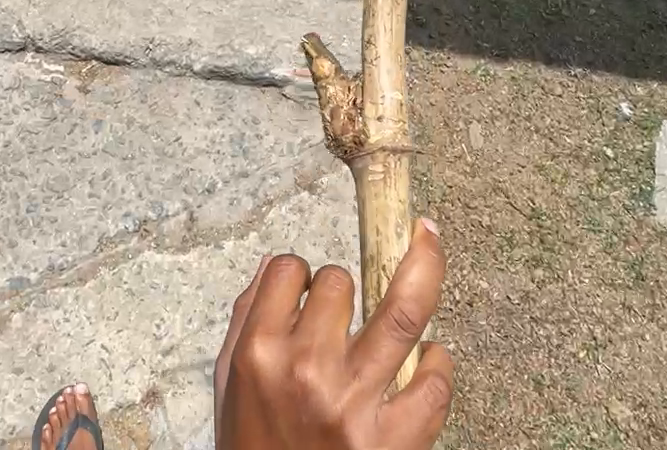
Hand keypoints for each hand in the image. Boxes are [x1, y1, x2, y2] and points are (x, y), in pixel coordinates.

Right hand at [214, 219, 451, 449]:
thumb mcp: (227, 383)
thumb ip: (246, 319)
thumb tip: (277, 268)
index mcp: (259, 351)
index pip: (287, 269)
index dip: (298, 271)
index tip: (304, 284)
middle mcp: (306, 368)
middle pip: (338, 282)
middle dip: (342, 284)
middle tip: (345, 306)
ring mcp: (355, 404)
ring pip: (401, 311)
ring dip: (419, 271)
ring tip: (429, 238)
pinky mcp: (395, 443)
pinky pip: (433, 384)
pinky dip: (439, 363)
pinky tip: (432, 356)